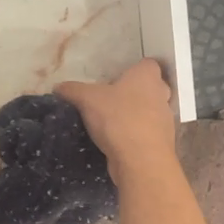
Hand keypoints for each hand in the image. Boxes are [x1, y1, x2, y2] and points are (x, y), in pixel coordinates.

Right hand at [54, 59, 176, 180]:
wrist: (141, 159)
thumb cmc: (118, 119)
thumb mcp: (86, 99)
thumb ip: (72, 90)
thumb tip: (58, 87)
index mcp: (147, 76)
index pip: (145, 64)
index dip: (130, 71)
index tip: (112, 82)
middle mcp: (161, 94)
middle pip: (147, 88)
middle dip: (131, 94)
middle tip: (109, 102)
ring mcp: (165, 119)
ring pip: (148, 112)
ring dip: (133, 116)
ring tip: (109, 125)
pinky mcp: (162, 141)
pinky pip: (146, 133)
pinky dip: (134, 136)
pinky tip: (117, 143)